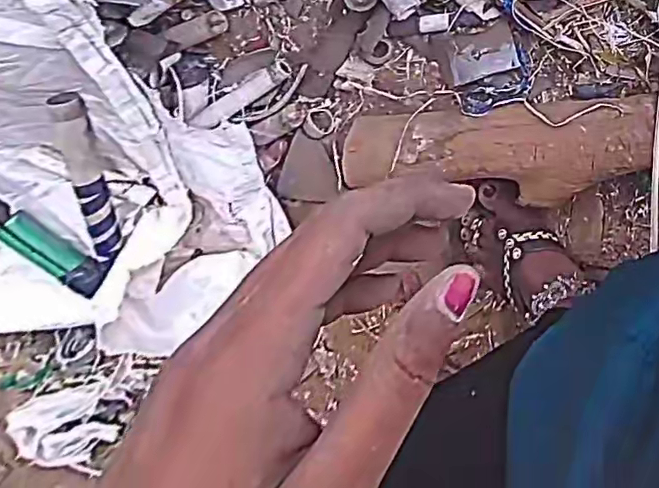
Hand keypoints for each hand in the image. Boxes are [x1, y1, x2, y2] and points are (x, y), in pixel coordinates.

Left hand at [106, 176, 478, 487]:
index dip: (407, 199)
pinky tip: (376, 295)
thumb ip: (400, 375)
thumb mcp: (337, 478)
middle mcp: (211, 347)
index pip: (337, 228)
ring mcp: (201, 364)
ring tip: (429, 248)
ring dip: (372, 243)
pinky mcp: (203, 384)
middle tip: (453, 213)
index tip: (457, 200)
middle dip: (396, 211)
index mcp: (241, 357)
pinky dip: (340, 280)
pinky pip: (281, 302)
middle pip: (316, 235)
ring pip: (299, 264)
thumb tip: (455, 287)